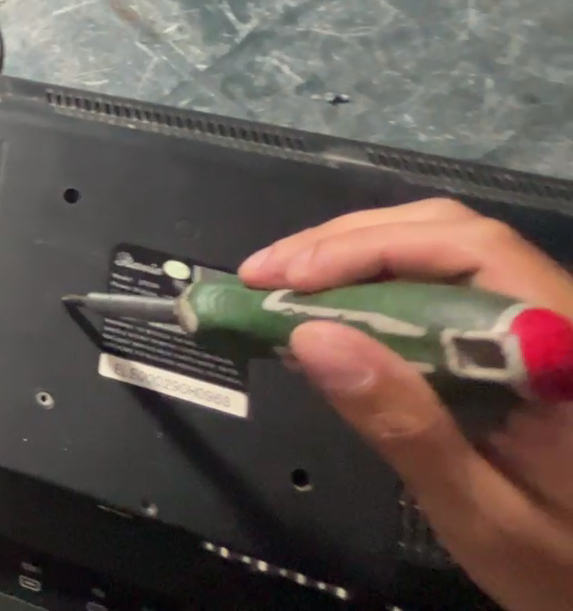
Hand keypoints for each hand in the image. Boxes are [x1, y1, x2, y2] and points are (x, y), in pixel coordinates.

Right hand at [240, 199, 572, 610]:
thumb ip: (407, 426)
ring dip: (344, 255)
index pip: (474, 254)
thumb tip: (310, 338)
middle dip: (340, 244)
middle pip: (447, 235)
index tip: (287, 280)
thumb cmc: (566, 569)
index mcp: (570, 358)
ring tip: (275, 286)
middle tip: (262, 278)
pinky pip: (433, 283)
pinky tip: (315, 310)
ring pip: (434, 248)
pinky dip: (360, 282)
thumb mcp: (484, 514)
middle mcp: (563, 325)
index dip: (370, 248)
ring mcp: (540, 330)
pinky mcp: (511, 341)